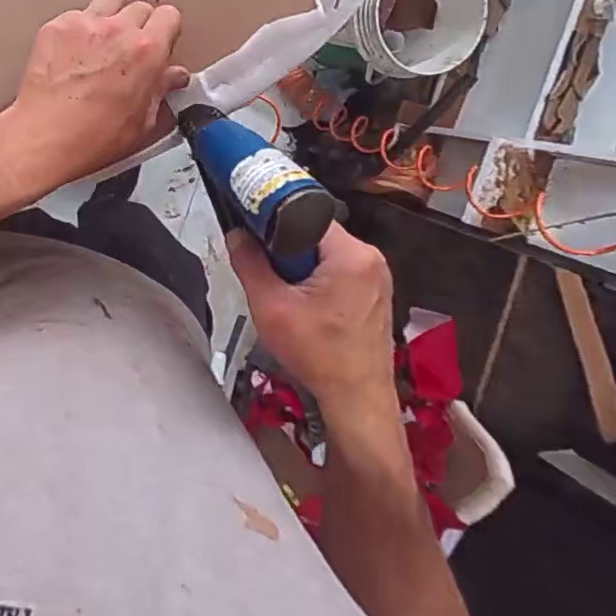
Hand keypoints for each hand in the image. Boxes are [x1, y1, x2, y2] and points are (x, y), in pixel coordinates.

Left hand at [0, 0, 188, 193]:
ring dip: (112, 15)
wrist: (47, 138)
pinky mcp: (56, 28)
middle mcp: (118, 30)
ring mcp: (84, 25)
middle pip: (140, 7)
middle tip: (132, 49)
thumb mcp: (143, 121)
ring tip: (106, 41)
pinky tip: (76, 52)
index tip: (162, 41)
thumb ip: (161, 91)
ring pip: (108, 0)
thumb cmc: (92, 137)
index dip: (167, 30)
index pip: (169, 16)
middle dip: (140, 25)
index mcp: (147, 51)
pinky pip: (75, 15)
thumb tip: (171, 80)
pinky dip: (79, 28)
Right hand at [228, 222, 395, 417]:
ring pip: (325, 254)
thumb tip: (237, 236)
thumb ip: (249, 264)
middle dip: (289, 252)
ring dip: (303, 268)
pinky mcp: (374, 292)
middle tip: (276, 280)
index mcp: (352, 254)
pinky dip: (319, 282)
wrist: (356, 400)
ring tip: (292, 299)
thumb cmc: (323, 359)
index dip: (276, 225)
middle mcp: (371, 259)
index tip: (257, 235)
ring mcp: (377, 276)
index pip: (306, 216)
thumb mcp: (271, 307)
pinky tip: (309, 308)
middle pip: (315, 235)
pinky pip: (339, 271)